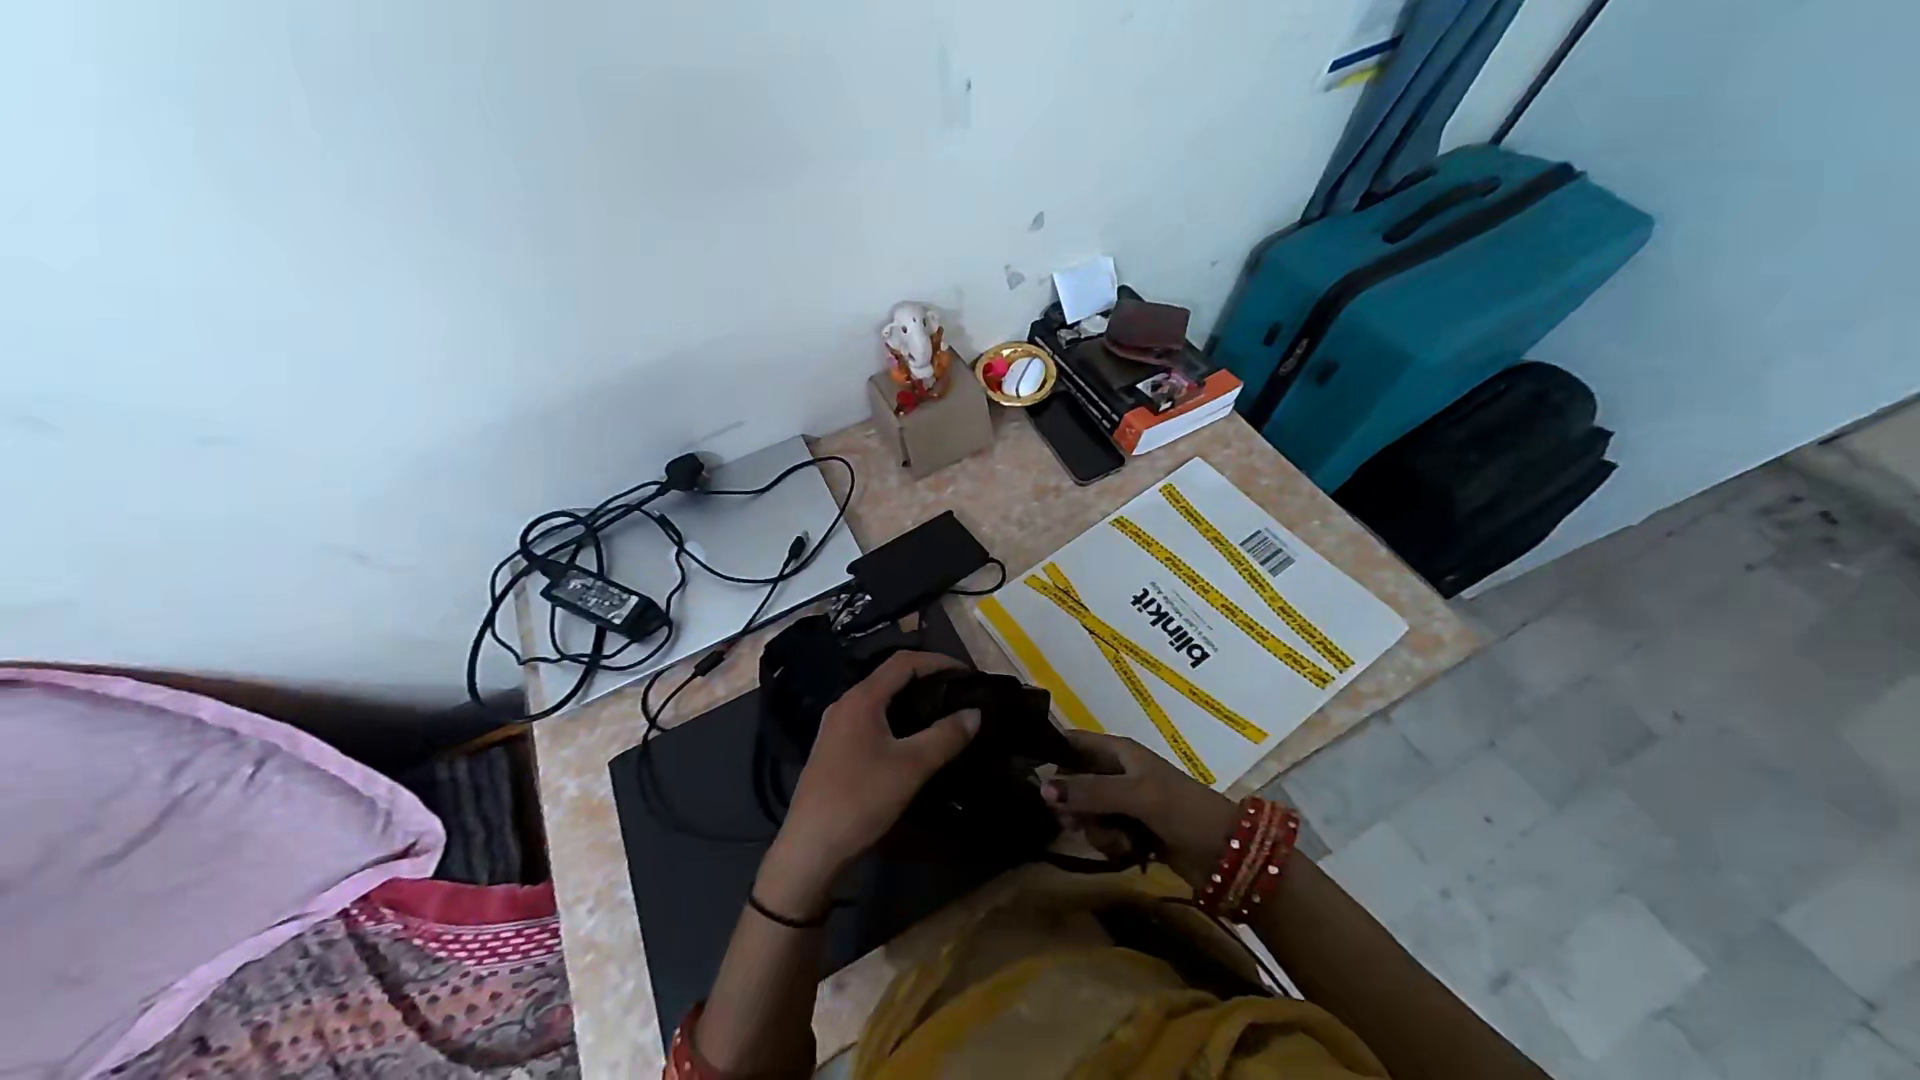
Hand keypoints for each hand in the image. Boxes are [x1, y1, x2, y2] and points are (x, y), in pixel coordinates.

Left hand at [756, 652, 980, 917]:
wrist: (810, 847)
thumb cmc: (861, 799)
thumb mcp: (911, 767)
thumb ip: (945, 736)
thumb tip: (975, 712)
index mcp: (861, 699)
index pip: (903, 662)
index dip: (938, 661)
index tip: (968, 673)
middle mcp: (845, 704)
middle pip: (891, 677)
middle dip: (928, 678)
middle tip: (960, 692)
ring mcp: (836, 727)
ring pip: (881, 700)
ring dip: (912, 699)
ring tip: (944, 712)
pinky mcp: (834, 748)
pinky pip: (871, 719)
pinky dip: (897, 718)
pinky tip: (913, 738)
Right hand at [1042, 731, 1240, 891]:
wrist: (1227, 854)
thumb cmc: (1183, 810)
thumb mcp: (1136, 795)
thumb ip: (1090, 791)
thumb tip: (1041, 790)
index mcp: (1120, 751)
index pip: (1073, 742)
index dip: (1052, 754)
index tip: (1031, 777)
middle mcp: (1117, 772)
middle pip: (1074, 781)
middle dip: (1072, 803)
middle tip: (1073, 822)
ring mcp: (1124, 802)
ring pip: (1086, 812)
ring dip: (1095, 829)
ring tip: (1117, 840)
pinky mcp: (1131, 830)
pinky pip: (1102, 833)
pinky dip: (1109, 843)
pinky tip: (1126, 850)